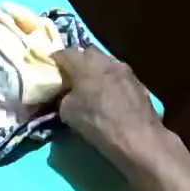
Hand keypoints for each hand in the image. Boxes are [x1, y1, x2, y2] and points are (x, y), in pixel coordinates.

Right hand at [54, 48, 174, 177]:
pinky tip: (108, 97)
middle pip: (87, 53)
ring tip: (90, 87)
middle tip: (70, 77)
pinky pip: (118, 76)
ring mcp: (125, 71)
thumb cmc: (97, 123)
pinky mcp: (139, 83)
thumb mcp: (67, 112)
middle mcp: (106, 62)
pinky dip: (110, 82)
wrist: (137, 138)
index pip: (65, 53)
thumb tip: (67, 94)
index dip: (55, 61)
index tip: (50, 71)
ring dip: (96, 71)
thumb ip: (64, 96)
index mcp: (85, 65)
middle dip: (77, 62)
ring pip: (105, 63)